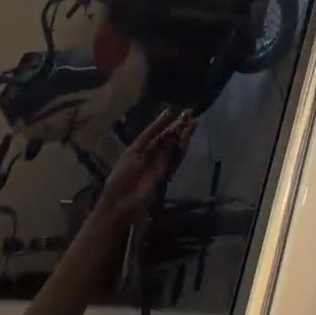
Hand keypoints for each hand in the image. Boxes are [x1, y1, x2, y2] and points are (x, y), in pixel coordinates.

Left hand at [92, 109, 195, 226]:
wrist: (122, 202)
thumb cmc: (122, 176)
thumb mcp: (133, 151)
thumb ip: (150, 134)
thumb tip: (165, 116)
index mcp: (140, 149)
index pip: (155, 133)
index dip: (164, 123)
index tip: (174, 111)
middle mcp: (152, 155)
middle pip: (168, 138)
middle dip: (178, 127)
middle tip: (190, 114)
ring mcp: (161, 164)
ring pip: (175, 147)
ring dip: (184, 136)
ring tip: (193, 123)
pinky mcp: (168, 173)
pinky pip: (177, 159)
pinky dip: (183, 149)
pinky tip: (188, 138)